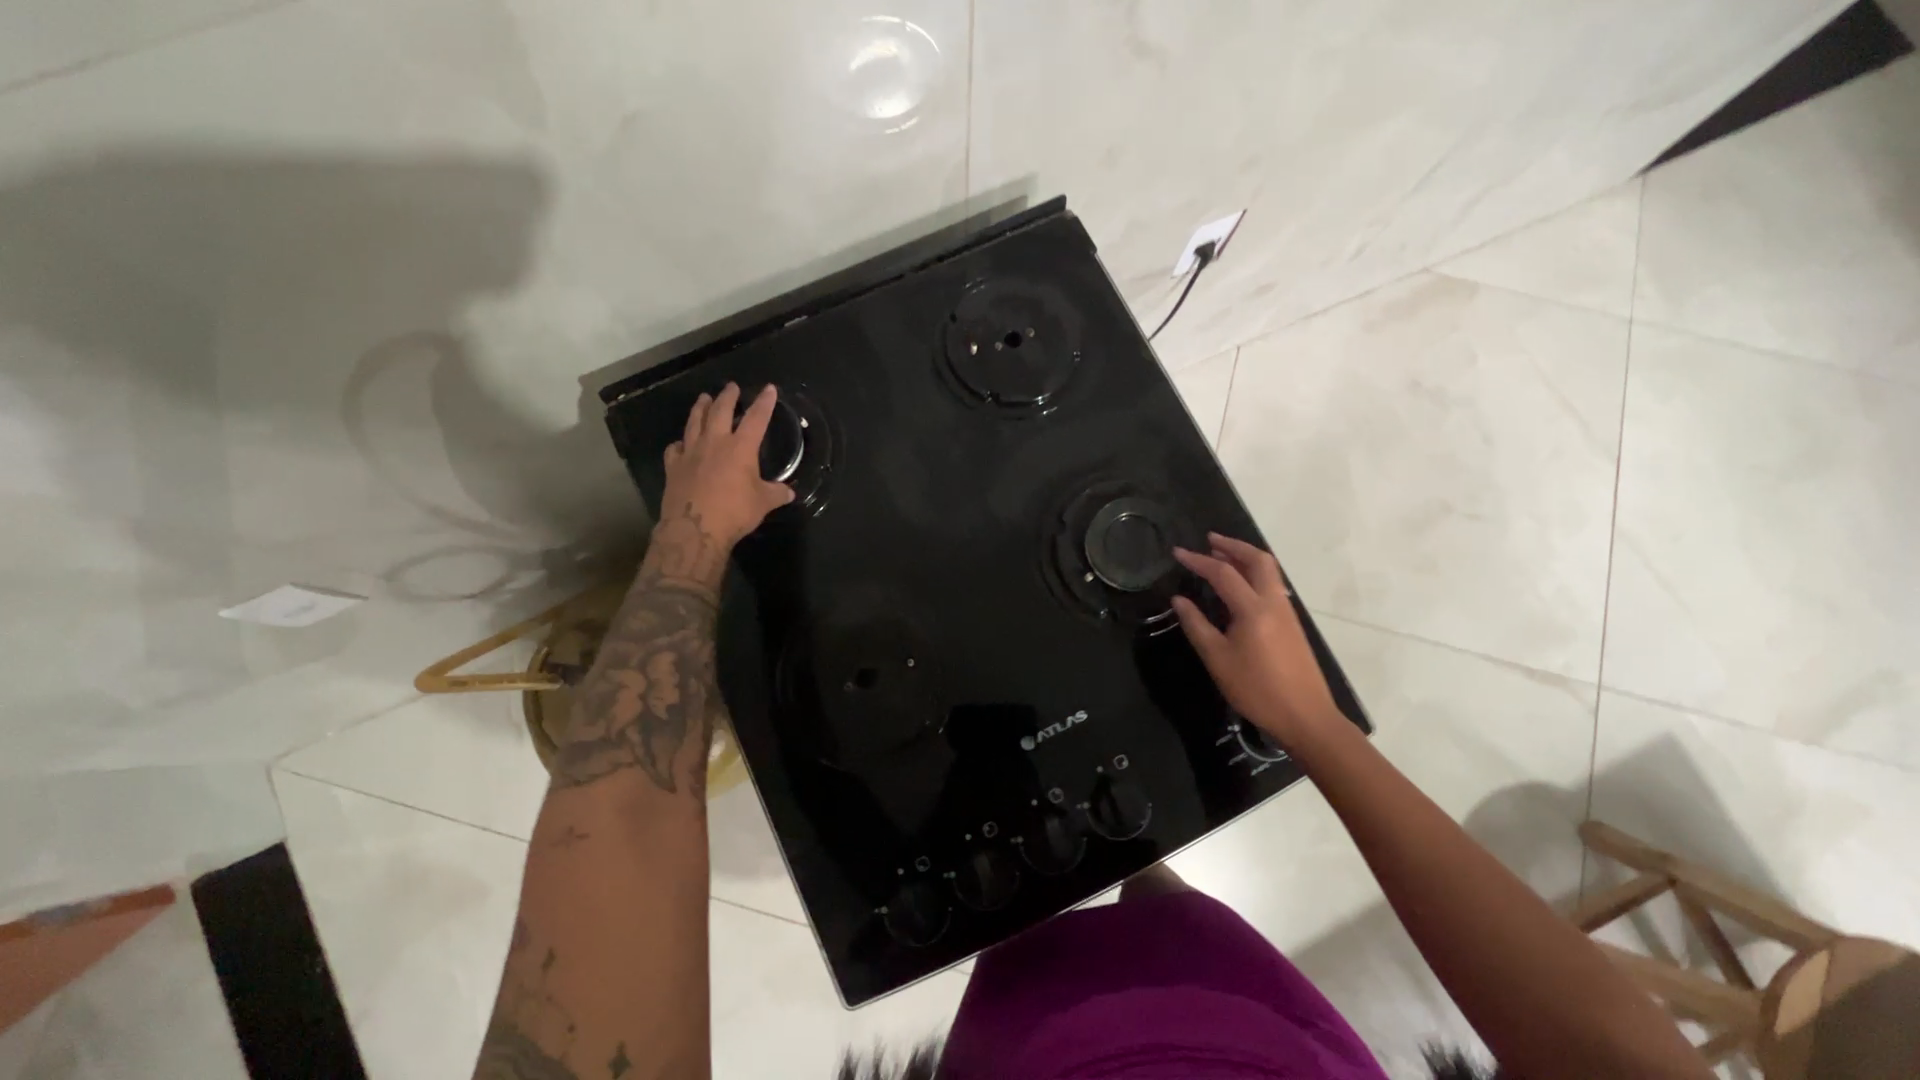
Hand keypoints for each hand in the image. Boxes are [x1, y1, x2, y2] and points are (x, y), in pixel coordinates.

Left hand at [659, 382, 795, 545]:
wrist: (694, 528)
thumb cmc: (734, 513)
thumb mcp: (763, 504)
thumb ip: (776, 494)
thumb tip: (789, 492)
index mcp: (741, 448)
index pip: (756, 418)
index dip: (764, 402)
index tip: (769, 388)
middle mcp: (714, 443)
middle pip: (720, 411)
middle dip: (728, 396)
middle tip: (731, 386)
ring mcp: (690, 452)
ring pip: (695, 422)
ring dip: (700, 408)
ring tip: (704, 398)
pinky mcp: (673, 466)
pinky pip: (675, 448)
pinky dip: (680, 443)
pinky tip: (681, 443)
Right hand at [1170, 533, 1341, 746]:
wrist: (1305, 715)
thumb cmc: (1256, 689)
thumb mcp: (1218, 659)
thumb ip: (1197, 626)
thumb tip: (1179, 599)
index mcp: (1253, 609)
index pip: (1222, 573)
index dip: (1198, 560)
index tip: (1177, 552)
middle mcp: (1273, 602)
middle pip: (1257, 560)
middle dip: (1233, 546)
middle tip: (1209, 541)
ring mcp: (1287, 612)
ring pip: (1269, 571)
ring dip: (1245, 558)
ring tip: (1222, 557)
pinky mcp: (1292, 624)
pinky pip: (1272, 586)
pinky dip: (1254, 575)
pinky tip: (1240, 587)